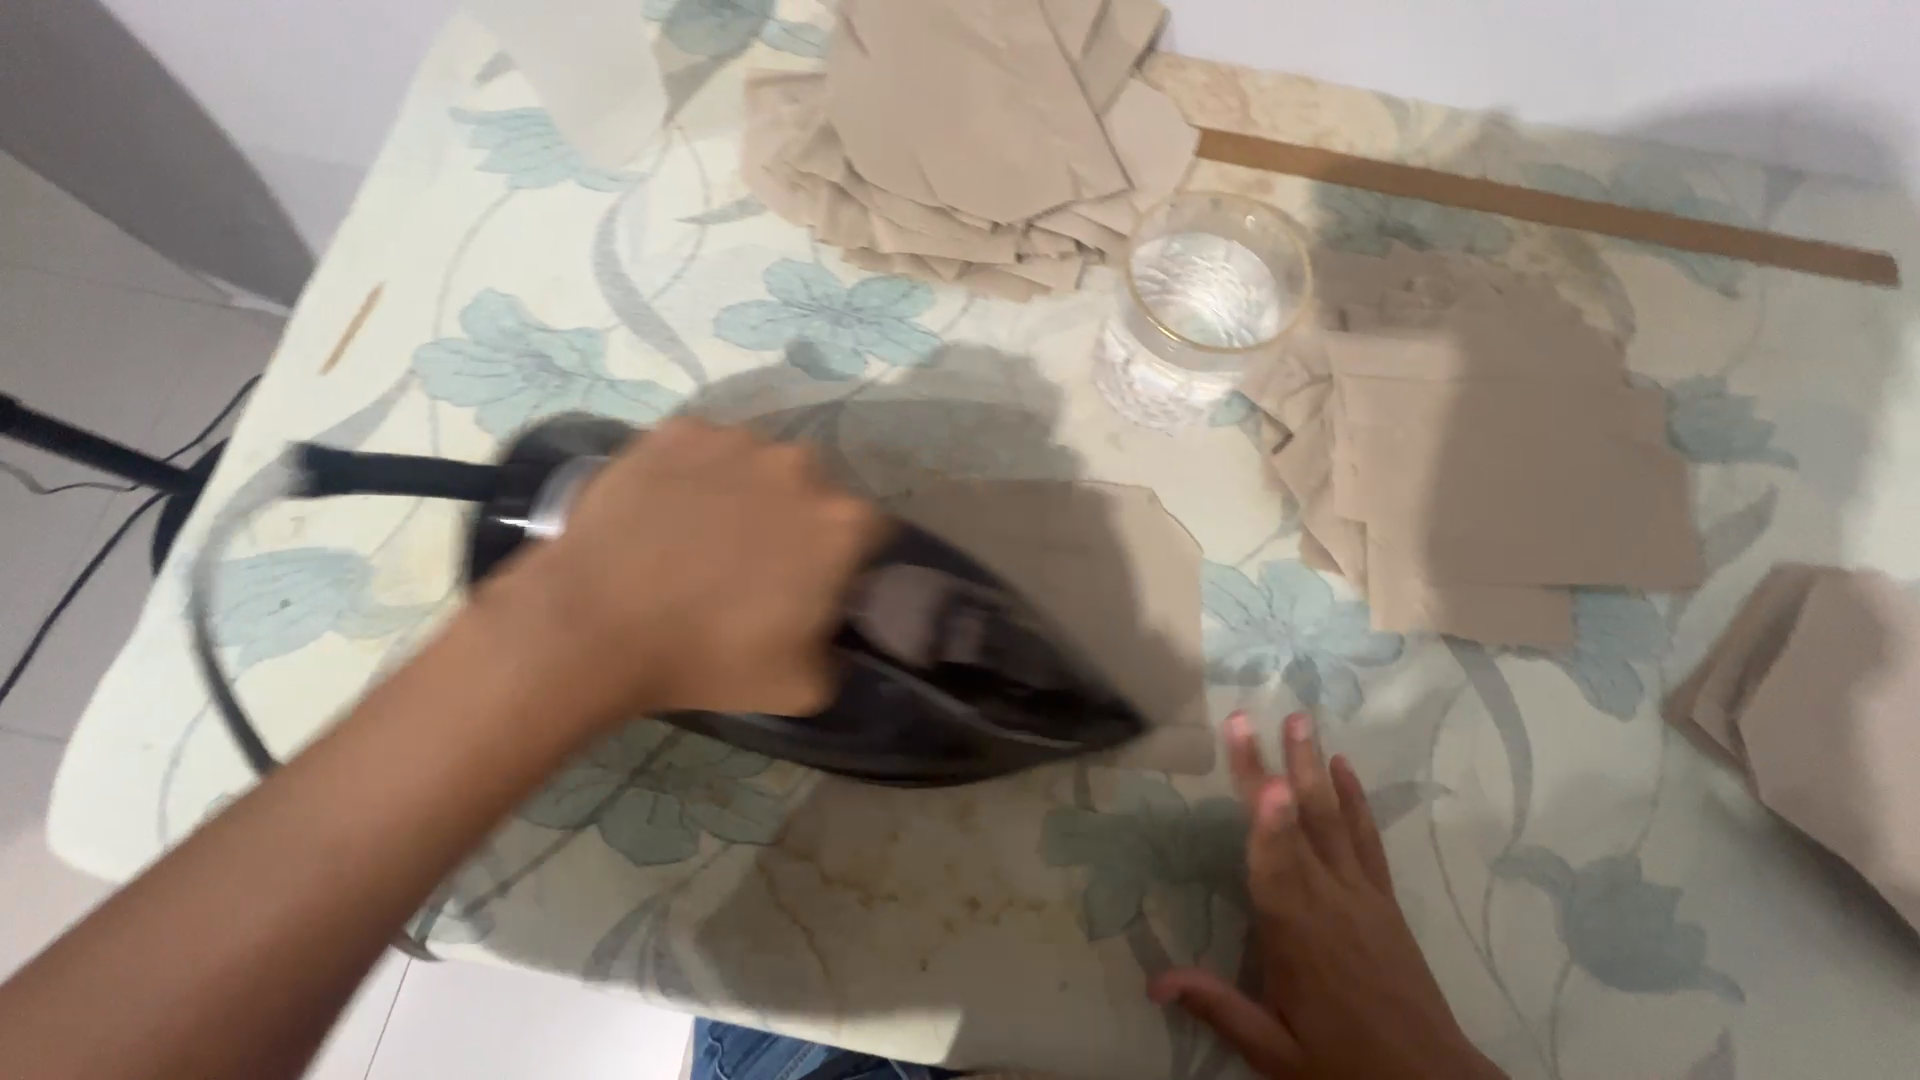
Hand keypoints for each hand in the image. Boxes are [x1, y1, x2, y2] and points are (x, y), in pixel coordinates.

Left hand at [494, 417, 884, 719]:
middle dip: (798, 520)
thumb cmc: (707, 658)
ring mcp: (736, 441)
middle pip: (816, 492)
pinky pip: (703, 450)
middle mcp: (801, 467)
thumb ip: (838, 654)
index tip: (819, 582)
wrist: (592, 626)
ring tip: (704, 534)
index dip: (848, 559)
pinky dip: (695, 473)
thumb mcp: (801, 686)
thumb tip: (831, 631)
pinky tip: (667, 511)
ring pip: (759, 465)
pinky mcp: (678, 431)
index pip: (871, 533)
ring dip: (748, 491)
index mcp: (842, 524)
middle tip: (757, 560)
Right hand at [1150, 712, 1505, 1079]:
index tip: (1266, 779)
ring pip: (1331, 818)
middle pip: (1295, 824)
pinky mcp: (1382, 898)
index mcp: (1294, 932)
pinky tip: (1343, 765)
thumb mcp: (1275, 1050)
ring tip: (1298, 718)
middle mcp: (1327, 900)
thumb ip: (1217, 1007)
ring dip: (1311, 765)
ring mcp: (1359, 893)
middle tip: (1248, 717)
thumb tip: (1152, 981)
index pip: (1274, 867)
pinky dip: (1356, 799)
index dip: (1269, 823)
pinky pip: (1367, 839)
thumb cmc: (1342, 1064)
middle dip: (1271, 766)